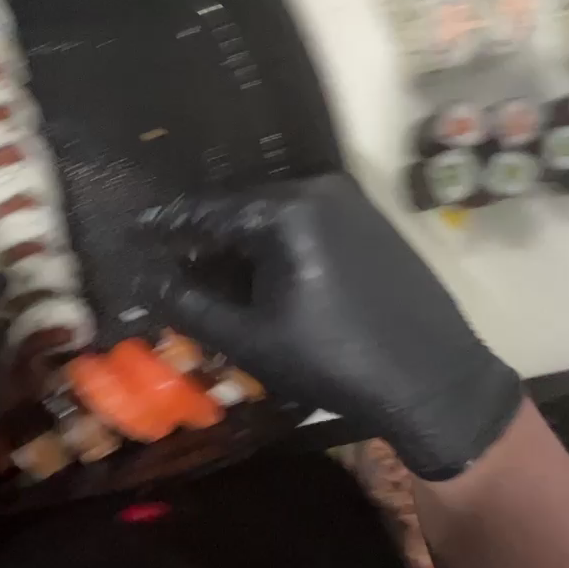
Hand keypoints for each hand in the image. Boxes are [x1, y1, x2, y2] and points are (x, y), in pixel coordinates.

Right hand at [140, 173, 519, 480]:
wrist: (433, 378)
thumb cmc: (334, 361)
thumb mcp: (250, 339)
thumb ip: (190, 305)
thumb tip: (144, 281)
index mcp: (285, 211)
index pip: (206, 211)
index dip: (166, 225)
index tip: (135, 232)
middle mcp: (316, 189)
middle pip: (239, 208)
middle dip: (203, 235)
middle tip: (171, 260)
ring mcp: (349, 200)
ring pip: (272, 214)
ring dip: (240, 240)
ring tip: (211, 270)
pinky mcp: (368, 217)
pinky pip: (304, 220)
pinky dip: (275, 240)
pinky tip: (263, 270)